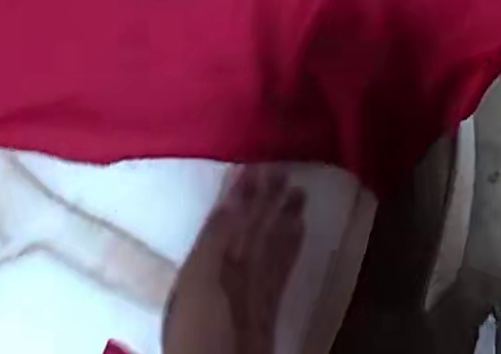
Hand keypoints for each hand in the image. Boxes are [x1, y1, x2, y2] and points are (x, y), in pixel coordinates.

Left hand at [213, 167, 305, 352]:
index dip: (236, 195)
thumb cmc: (200, 344)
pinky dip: (290, 248)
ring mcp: (243, 297)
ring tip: (300, 190)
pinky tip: (302, 226)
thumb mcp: (200, 289)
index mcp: (198, 273)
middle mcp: (220, 281)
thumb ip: (216, 243)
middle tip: (284, 168)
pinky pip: (279, 273)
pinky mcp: (265, 313)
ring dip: (281, 218)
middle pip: (244, 232)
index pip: (220, 224)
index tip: (254, 164)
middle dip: (262, 202)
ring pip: (265, 248)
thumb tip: (232, 199)